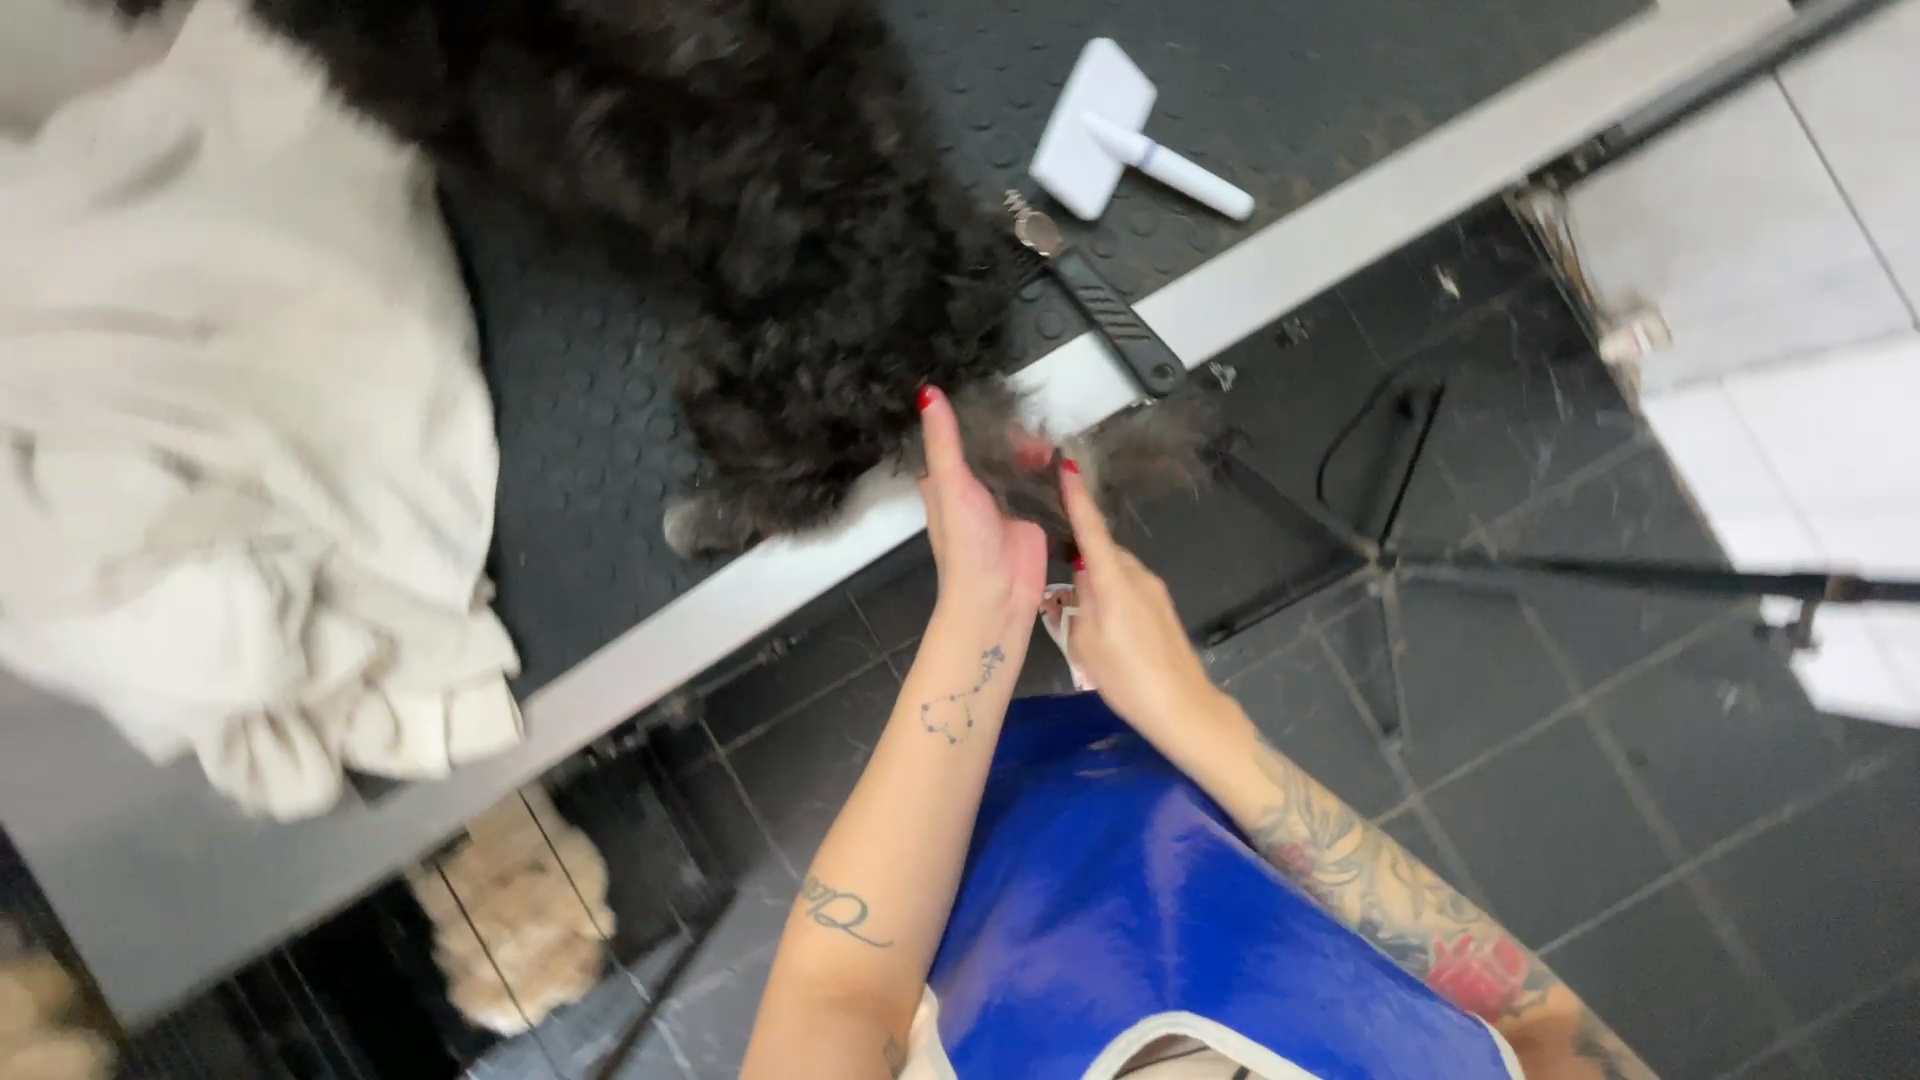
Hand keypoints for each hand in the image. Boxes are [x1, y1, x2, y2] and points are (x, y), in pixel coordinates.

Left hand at [917, 386, 1047, 626]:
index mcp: (946, 480)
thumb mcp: (950, 483)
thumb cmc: (966, 541)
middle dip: (1016, 436)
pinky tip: (1064, 463)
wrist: (997, 596)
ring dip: (1037, 452)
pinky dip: (1053, 472)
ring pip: (1021, 463)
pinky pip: (1043, 484)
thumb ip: (943, 439)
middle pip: (996, 447)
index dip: (980, 420)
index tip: (1002, 408)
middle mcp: (974, 488)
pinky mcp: (1033, 515)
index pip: (961, 436)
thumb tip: (927, 390)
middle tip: (1034, 439)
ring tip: (1050, 451)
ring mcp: (1005, 502)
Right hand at [1058, 459, 1239, 741]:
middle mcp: (1137, 575)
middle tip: (1060, 587)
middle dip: (1080, 557)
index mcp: (1114, 580)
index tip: (1068, 466)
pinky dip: (1112, 594)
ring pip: (1116, 571)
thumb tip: (1081, 580)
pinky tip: (1106, 626)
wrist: (1182, 706)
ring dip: (1097, 581)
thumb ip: (1079, 604)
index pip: (1091, 529)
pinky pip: (1129, 587)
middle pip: (1102, 551)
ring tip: (1081, 616)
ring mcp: (1154, 591)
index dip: (1078, 497)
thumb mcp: (1085, 642)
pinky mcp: (1162, 608)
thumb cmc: (1126, 677)